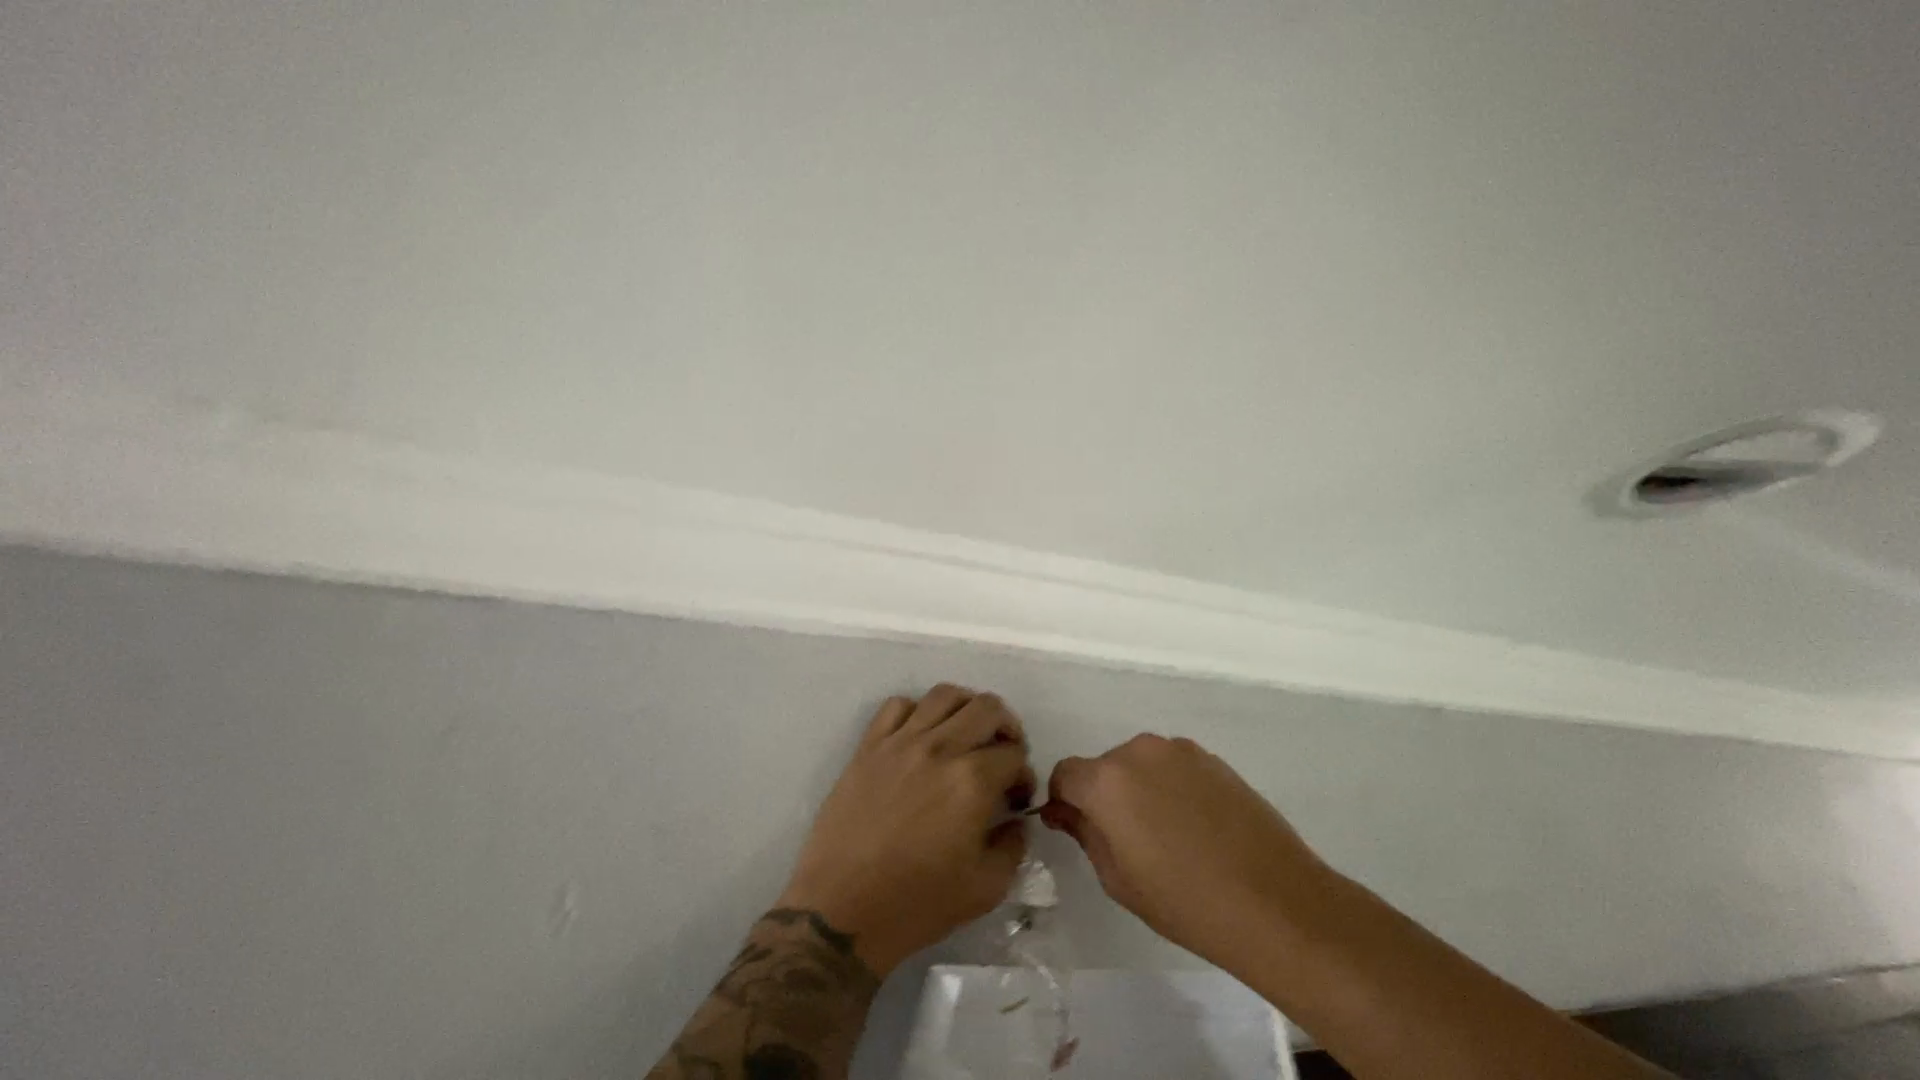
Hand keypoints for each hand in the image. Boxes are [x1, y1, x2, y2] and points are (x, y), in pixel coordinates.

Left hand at [779, 685, 1034, 976]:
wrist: (842, 911)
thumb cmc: (917, 904)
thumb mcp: (986, 888)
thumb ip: (1013, 845)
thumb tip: (1015, 820)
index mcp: (973, 781)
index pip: (1014, 754)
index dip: (1023, 776)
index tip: (1015, 800)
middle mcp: (939, 749)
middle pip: (987, 708)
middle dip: (1007, 729)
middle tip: (1002, 757)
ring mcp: (899, 743)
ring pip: (944, 695)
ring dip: (966, 709)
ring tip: (966, 735)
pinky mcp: (867, 748)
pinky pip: (897, 706)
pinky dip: (917, 712)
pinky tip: (921, 738)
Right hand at [1041, 734, 1328, 966]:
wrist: (1274, 902)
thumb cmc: (1184, 901)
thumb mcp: (1118, 878)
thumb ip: (1085, 834)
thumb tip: (1065, 811)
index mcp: (1107, 781)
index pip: (1065, 775)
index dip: (1064, 801)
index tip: (1075, 829)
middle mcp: (1141, 752)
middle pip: (1104, 767)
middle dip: (1104, 796)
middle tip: (1125, 841)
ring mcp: (1182, 752)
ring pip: (1142, 766)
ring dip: (1141, 790)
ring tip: (1167, 836)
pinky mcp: (1216, 761)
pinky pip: (1175, 769)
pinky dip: (1173, 789)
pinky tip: (1196, 829)